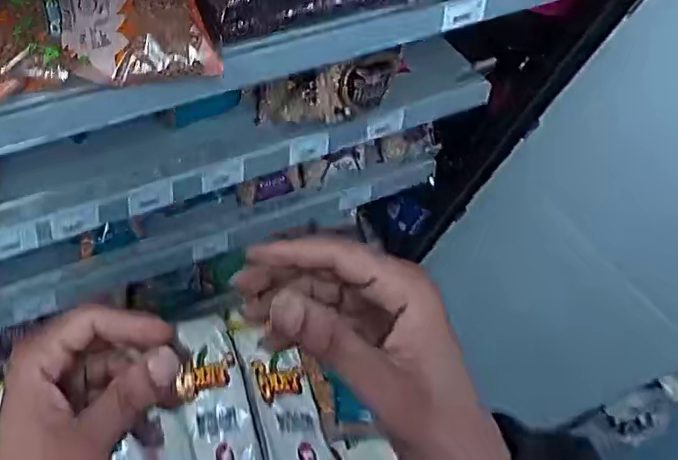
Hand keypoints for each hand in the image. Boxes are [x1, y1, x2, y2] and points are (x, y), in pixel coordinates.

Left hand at [0, 305, 184, 459]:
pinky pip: (99, 399)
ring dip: (138, 387)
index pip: (90, 321)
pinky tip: (151, 431)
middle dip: (139, 359)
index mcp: (39, 355)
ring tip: (173, 403)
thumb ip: (128, 396)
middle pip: (99, 345)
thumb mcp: (88, 439)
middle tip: (179, 370)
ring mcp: (53, 389)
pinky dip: (125, 410)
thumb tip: (170, 356)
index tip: (170, 336)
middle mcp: (44, 362)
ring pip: (104, 373)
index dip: (131, 324)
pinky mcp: (62, 416)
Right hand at [233, 236, 507, 459]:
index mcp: (403, 286)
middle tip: (241, 288)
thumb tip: (277, 302)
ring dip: (285, 300)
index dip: (292, 252)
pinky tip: (272, 338)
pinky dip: (298, 325)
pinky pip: (326, 316)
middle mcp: (389, 287)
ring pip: (320, 290)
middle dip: (282, 277)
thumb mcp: (383, 385)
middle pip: (324, 268)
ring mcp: (379, 308)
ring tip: (249, 314)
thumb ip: (331, 342)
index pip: (338, 255)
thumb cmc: (437, 424)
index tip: (252, 256)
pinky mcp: (370, 331)